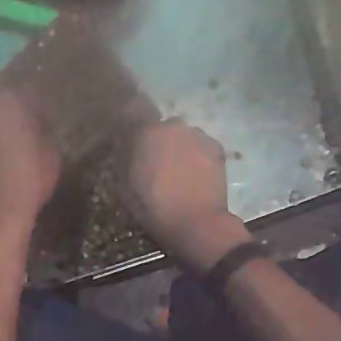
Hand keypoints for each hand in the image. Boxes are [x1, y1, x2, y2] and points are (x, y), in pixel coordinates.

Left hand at [0, 85, 59, 259]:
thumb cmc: (29, 180)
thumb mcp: (50, 154)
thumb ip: (43, 131)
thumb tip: (39, 124)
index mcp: (6, 99)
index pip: (24, 92)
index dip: (35, 106)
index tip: (43, 118)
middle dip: (7, 114)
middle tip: (20, 131)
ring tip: (0, 147)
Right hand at [128, 121, 249, 272]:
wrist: (197, 224)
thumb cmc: (155, 209)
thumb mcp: (125, 189)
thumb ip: (123, 161)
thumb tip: (125, 149)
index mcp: (145, 132)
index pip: (132, 116)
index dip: (132, 132)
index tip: (130, 146)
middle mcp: (172, 125)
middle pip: (162, 128)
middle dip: (159, 143)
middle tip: (158, 166)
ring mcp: (197, 135)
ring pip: (183, 137)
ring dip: (180, 149)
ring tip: (181, 173)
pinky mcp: (217, 148)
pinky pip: (201, 147)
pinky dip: (198, 157)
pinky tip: (197, 176)